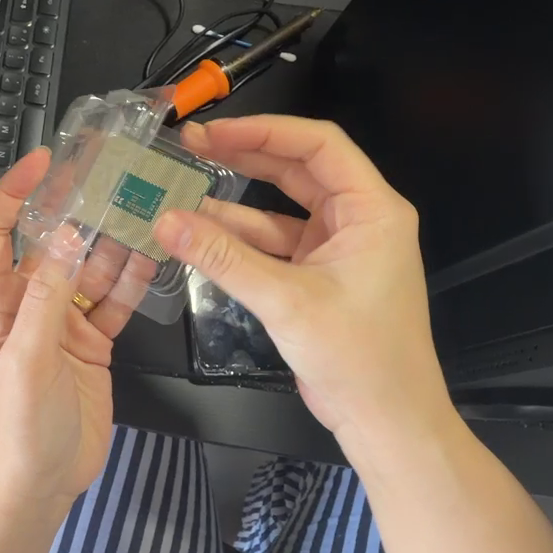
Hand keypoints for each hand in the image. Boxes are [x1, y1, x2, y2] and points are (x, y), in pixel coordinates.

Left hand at [0, 149, 156, 506]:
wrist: (42, 482)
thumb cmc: (18, 427)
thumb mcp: (28, 359)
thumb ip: (46, 299)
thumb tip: (64, 238)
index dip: (12, 195)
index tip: (41, 163)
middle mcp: (29, 305)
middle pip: (51, 245)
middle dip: (77, 212)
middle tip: (111, 178)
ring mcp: (63, 322)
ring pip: (90, 269)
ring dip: (112, 243)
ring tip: (142, 210)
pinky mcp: (92, 342)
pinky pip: (113, 301)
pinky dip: (131, 282)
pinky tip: (152, 259)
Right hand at [152, 115, 452, 437]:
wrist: (385, 421)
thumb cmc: (359, 358)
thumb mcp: (287, 300)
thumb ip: (223, 258)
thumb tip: (166, 221)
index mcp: (372, 210)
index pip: (318, 146)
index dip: (264, 131)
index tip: (213, 133)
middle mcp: (356, 220)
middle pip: (295, 170)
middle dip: (243, 156)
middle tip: (190, 147)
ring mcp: (334, 248)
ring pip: (277, 208)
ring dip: (232, 203)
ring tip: (181, 189)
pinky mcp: (315, 275)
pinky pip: (270, 244)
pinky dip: (236, 239)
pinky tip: (197, 234)